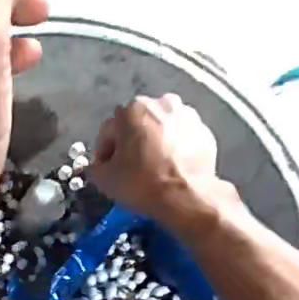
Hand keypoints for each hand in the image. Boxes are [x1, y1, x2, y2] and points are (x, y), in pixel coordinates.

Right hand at [90, 94, 245, 235]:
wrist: (186, 196)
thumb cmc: (141, 183)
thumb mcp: (103, 179)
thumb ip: (94, 167)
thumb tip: (98, 166)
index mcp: (132, 110)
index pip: (108, 131)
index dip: (103, 153)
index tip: (106, 170)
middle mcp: (161, 103)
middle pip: (136, 125)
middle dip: (130, 144)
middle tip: (128, 169)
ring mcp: (187, 114)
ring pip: (160, 129)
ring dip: (152, 144)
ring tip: (151, 169)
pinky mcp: (204, 131)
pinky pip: (180, 138)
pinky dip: (173, 149)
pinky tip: (169, 169)